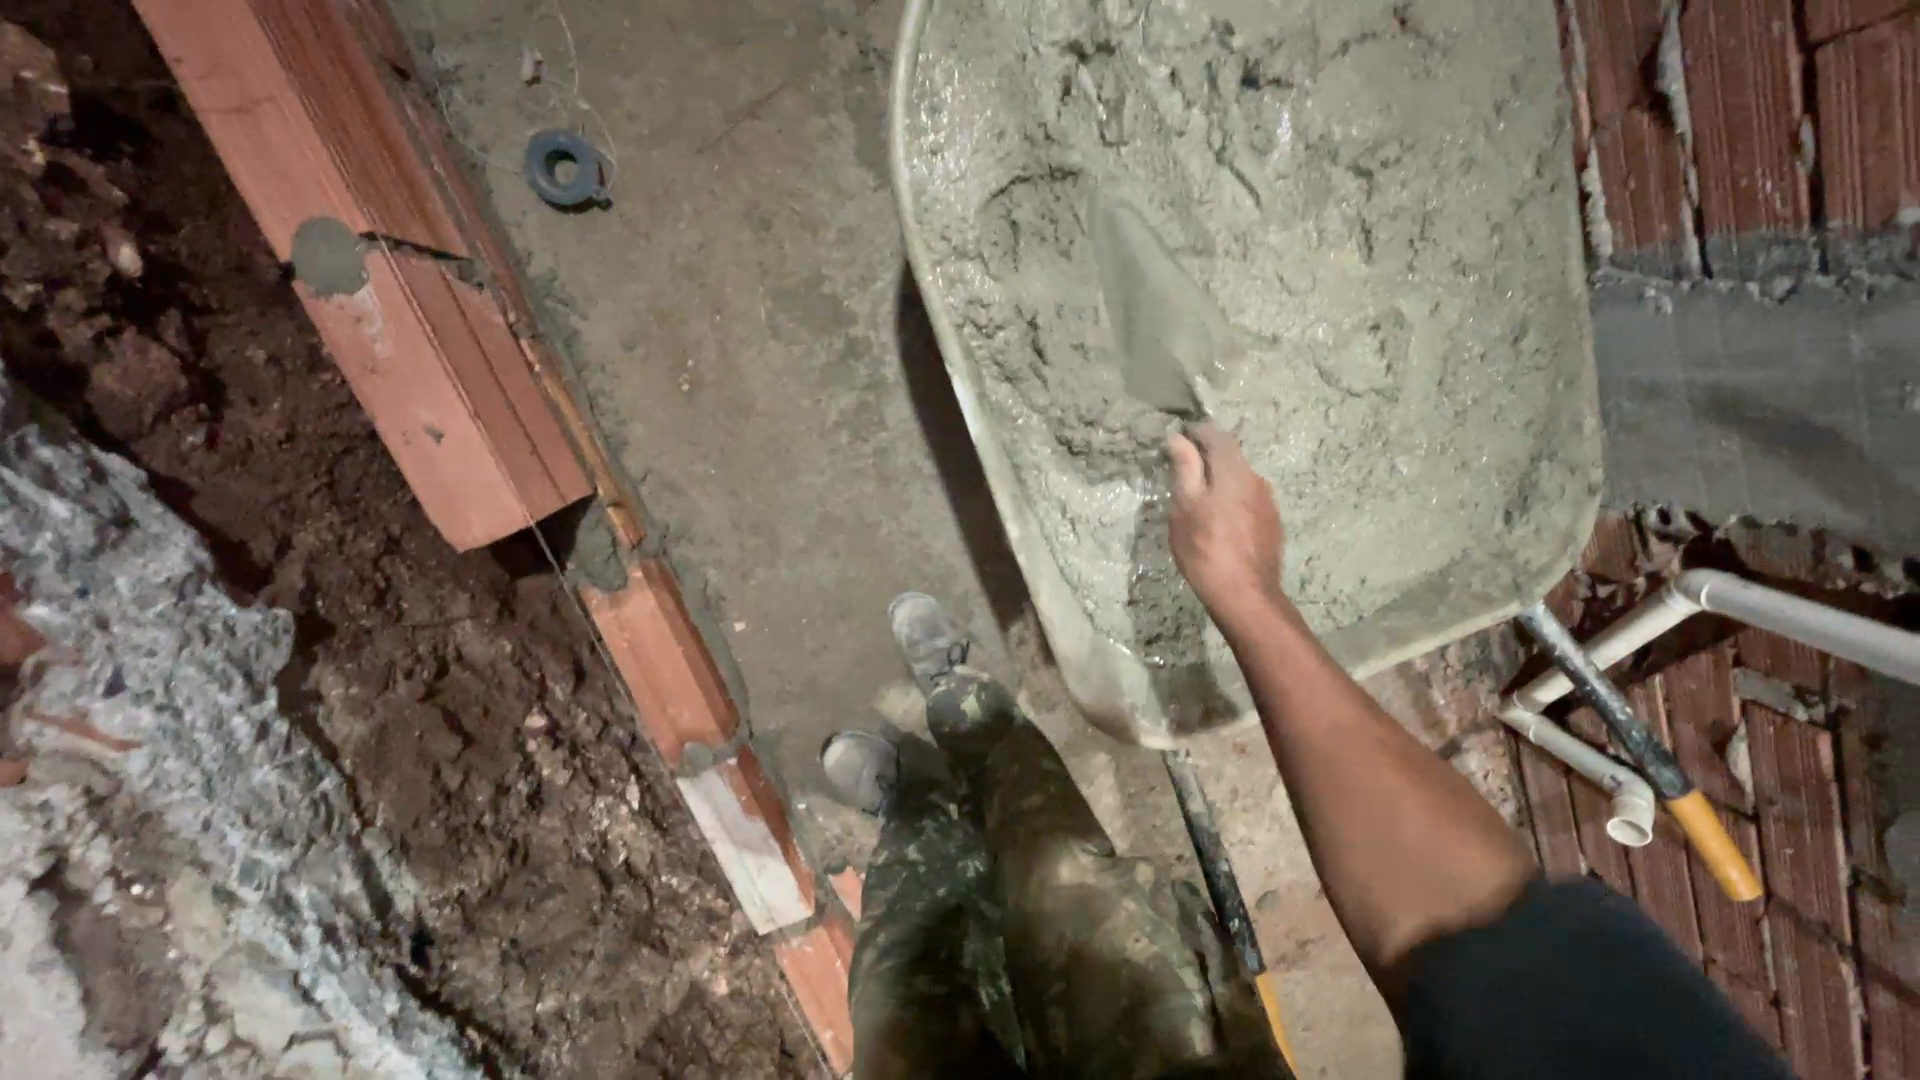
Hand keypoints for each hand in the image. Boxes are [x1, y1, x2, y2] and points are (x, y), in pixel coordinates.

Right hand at [1167, 423, 1285, 630]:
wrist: (1245, 594)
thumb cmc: (1205, 548)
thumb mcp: (1185, 506)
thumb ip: (1185, 468)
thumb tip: (1179, 438)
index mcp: (1234, 471)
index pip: (1218, 436)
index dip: (1198, 432)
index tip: (1180, 438)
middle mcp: (1257, 480)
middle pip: (1232, 457)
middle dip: (1209, 457)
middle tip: (1184, 469)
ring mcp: (1268, 503)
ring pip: (1242, 480)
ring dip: (1222, 480)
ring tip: (1200, 498)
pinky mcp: (1272, 524)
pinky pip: (1249, 500)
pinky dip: (1233, 500)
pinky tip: (1220, 521)